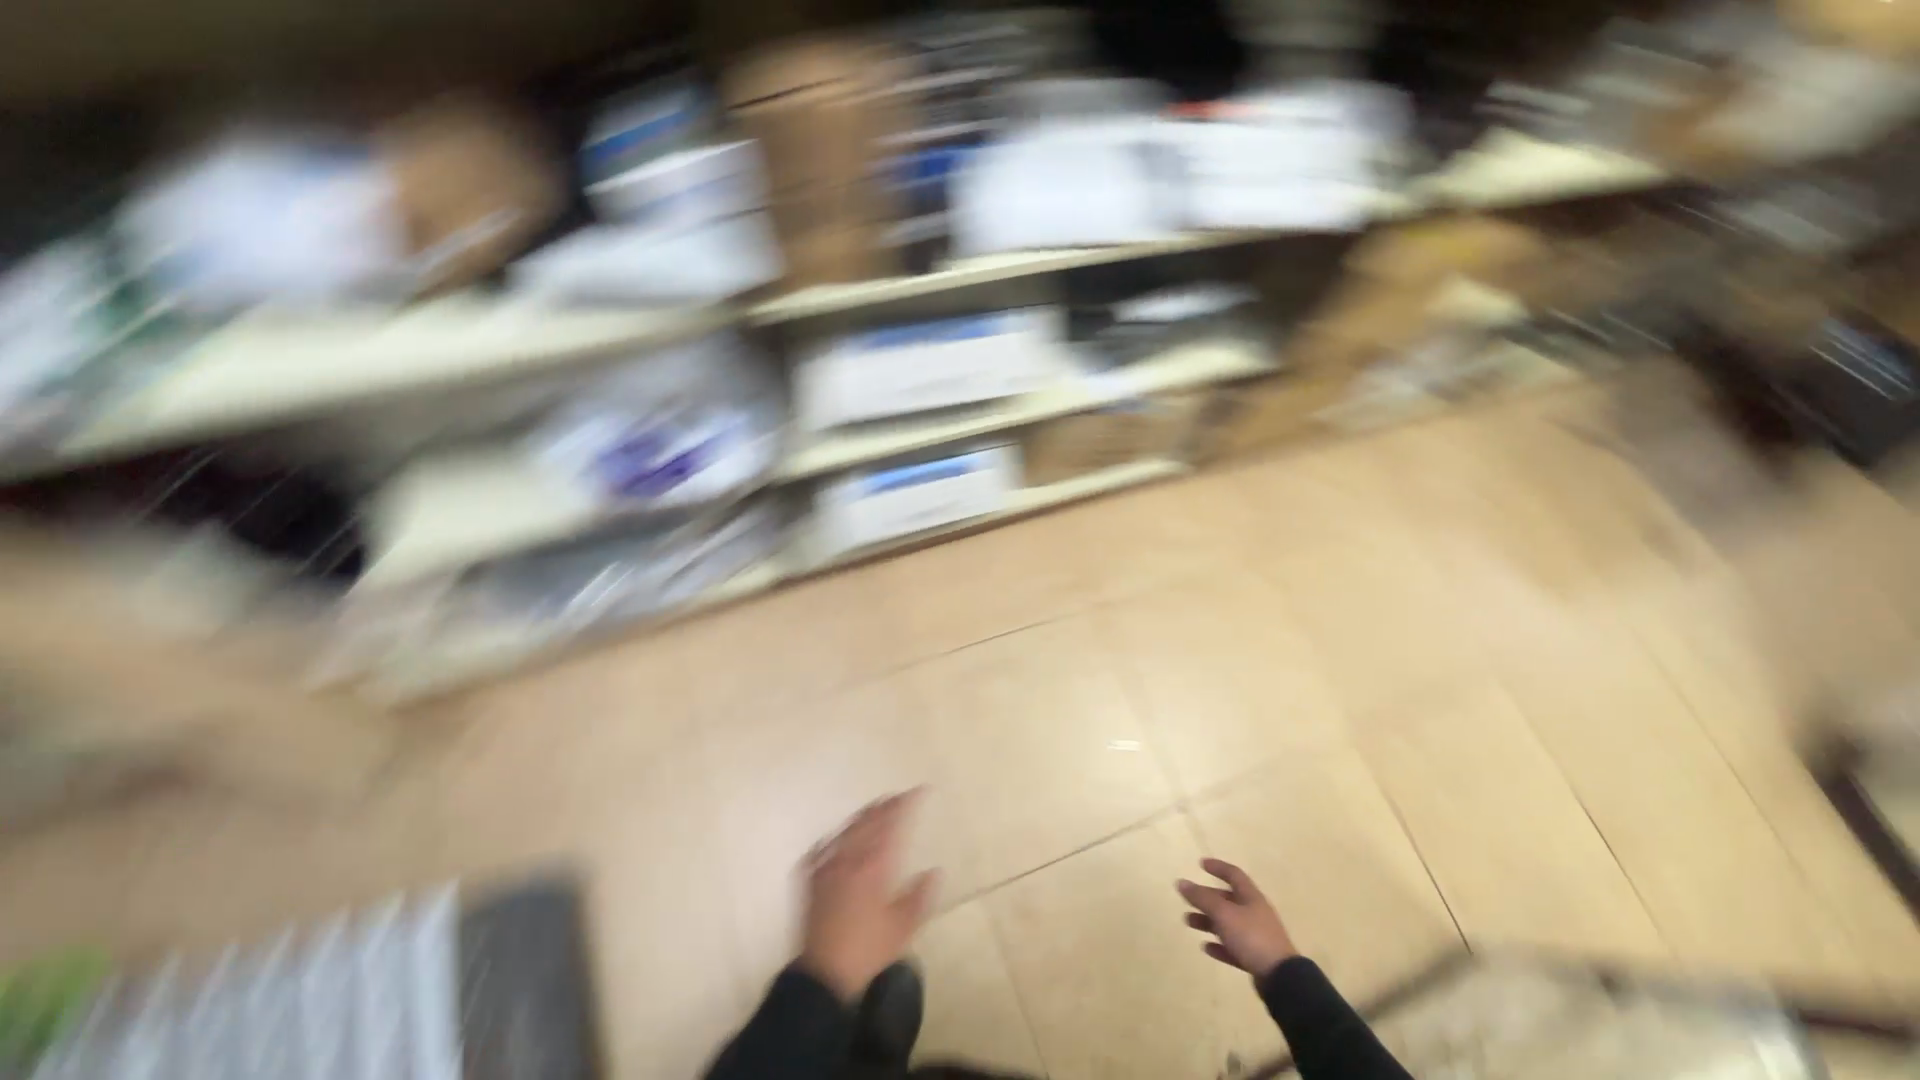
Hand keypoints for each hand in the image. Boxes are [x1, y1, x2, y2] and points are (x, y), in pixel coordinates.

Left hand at [798, 790, 938, 1002]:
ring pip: (845, 831)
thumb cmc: (867, 951)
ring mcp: (825, 867)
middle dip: (884, 806)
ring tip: (873, 811)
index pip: (891, 824)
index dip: (905, 804)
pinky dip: (834, 838)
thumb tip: (934, 872)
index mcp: (874, 866)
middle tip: (897, 798)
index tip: (918, 791)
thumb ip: (920, 896)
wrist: (823, 973)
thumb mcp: (903, 927)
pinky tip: (836, 839)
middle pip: (867, 821)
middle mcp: (848, 859)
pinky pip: (821, 848)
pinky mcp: (808, 880)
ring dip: (861, 817)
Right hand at [1177, 858, 1296, 978]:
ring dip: (1208, 921)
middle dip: (1206, 899)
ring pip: (1228, 924)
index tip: (1201, 864)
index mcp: (1251, 898)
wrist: (1280, 976)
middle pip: (1228, 900)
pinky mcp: (1255, 957)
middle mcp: (1255, 913)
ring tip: (1189, 922)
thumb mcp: (1223, 913)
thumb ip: (1202, 898)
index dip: (1218, 867)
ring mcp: (1256, 936)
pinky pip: (1233, 946)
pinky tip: (1206, 947)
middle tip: (1187, 900)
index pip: (1234, 875)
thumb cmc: (1251, 936)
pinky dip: (1219, 945)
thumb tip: (1181, 882)